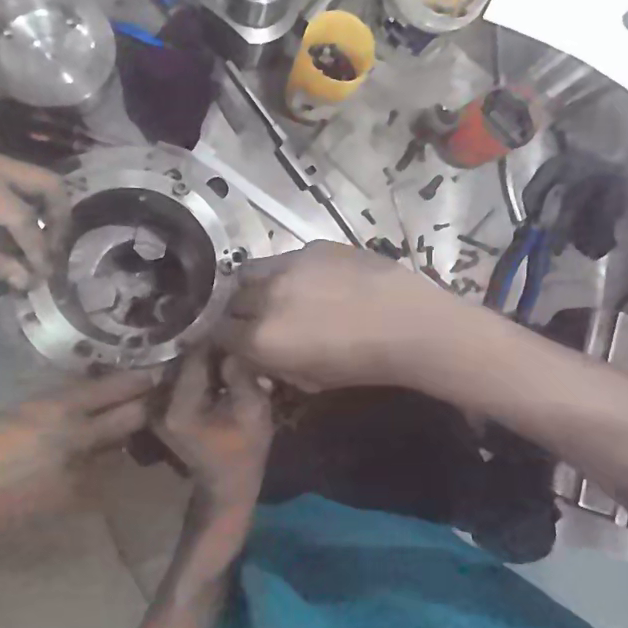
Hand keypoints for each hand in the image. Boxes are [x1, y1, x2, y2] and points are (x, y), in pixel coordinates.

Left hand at [0, 139, 67, 288]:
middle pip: (49, 186)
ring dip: (47, 207)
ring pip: (37, 177)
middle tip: (54, 249)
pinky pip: (19, 175)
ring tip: (41, 238)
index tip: (44, 277)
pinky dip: (29, 198)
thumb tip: (25, 279)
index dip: (39, 252)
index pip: (28, 222)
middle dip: (60, 219)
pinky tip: (17, 222)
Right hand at [0, 370, 157, 538]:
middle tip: (152, 399)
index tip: (155, 373)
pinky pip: (98, 479)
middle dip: (144, 408)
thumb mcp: (13, 412)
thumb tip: (84, 398)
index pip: (114, 389)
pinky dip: (96, 469)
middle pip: (132, 418)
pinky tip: (82, 466)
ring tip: (117, 431)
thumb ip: (53, 405)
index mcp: (55, 409)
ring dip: (119, 441)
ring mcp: (79, 474)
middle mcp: (76, 439)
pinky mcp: (73, 503)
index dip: (139, 380)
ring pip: (117, 450)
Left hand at [155, 347, 272, 507]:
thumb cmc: (245, 450)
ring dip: (203, 362)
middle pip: (184, 360)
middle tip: (233, 347)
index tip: (236, 336)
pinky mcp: (159, 409)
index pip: (195, 357)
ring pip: (180, 367)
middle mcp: (159, 404)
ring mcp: (155, 408)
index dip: (216, 343)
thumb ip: (242, 377)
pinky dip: (196, 374)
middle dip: (209, 352)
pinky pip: (177, 379)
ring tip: (226, 360)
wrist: (226, 483)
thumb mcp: (255, 412)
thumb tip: (231, 347)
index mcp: (181, 406)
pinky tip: (216, 376)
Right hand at [215, 242, 471, 390]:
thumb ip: (274, 367)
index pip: (219, 334)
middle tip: (253, 320)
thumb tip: (257, 358)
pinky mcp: (312, 246)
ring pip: (249, 271)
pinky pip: (284, 258)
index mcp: (261, 338)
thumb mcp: (310, 381)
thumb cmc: (362, 364)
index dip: (224, 339)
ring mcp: (287, 266)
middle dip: (235, 312)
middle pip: (230, 301)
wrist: (408, 324)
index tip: (235, 342)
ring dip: (252, 286)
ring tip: (271, 294)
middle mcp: (265, 298)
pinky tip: (309, 281)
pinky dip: (285, 272)